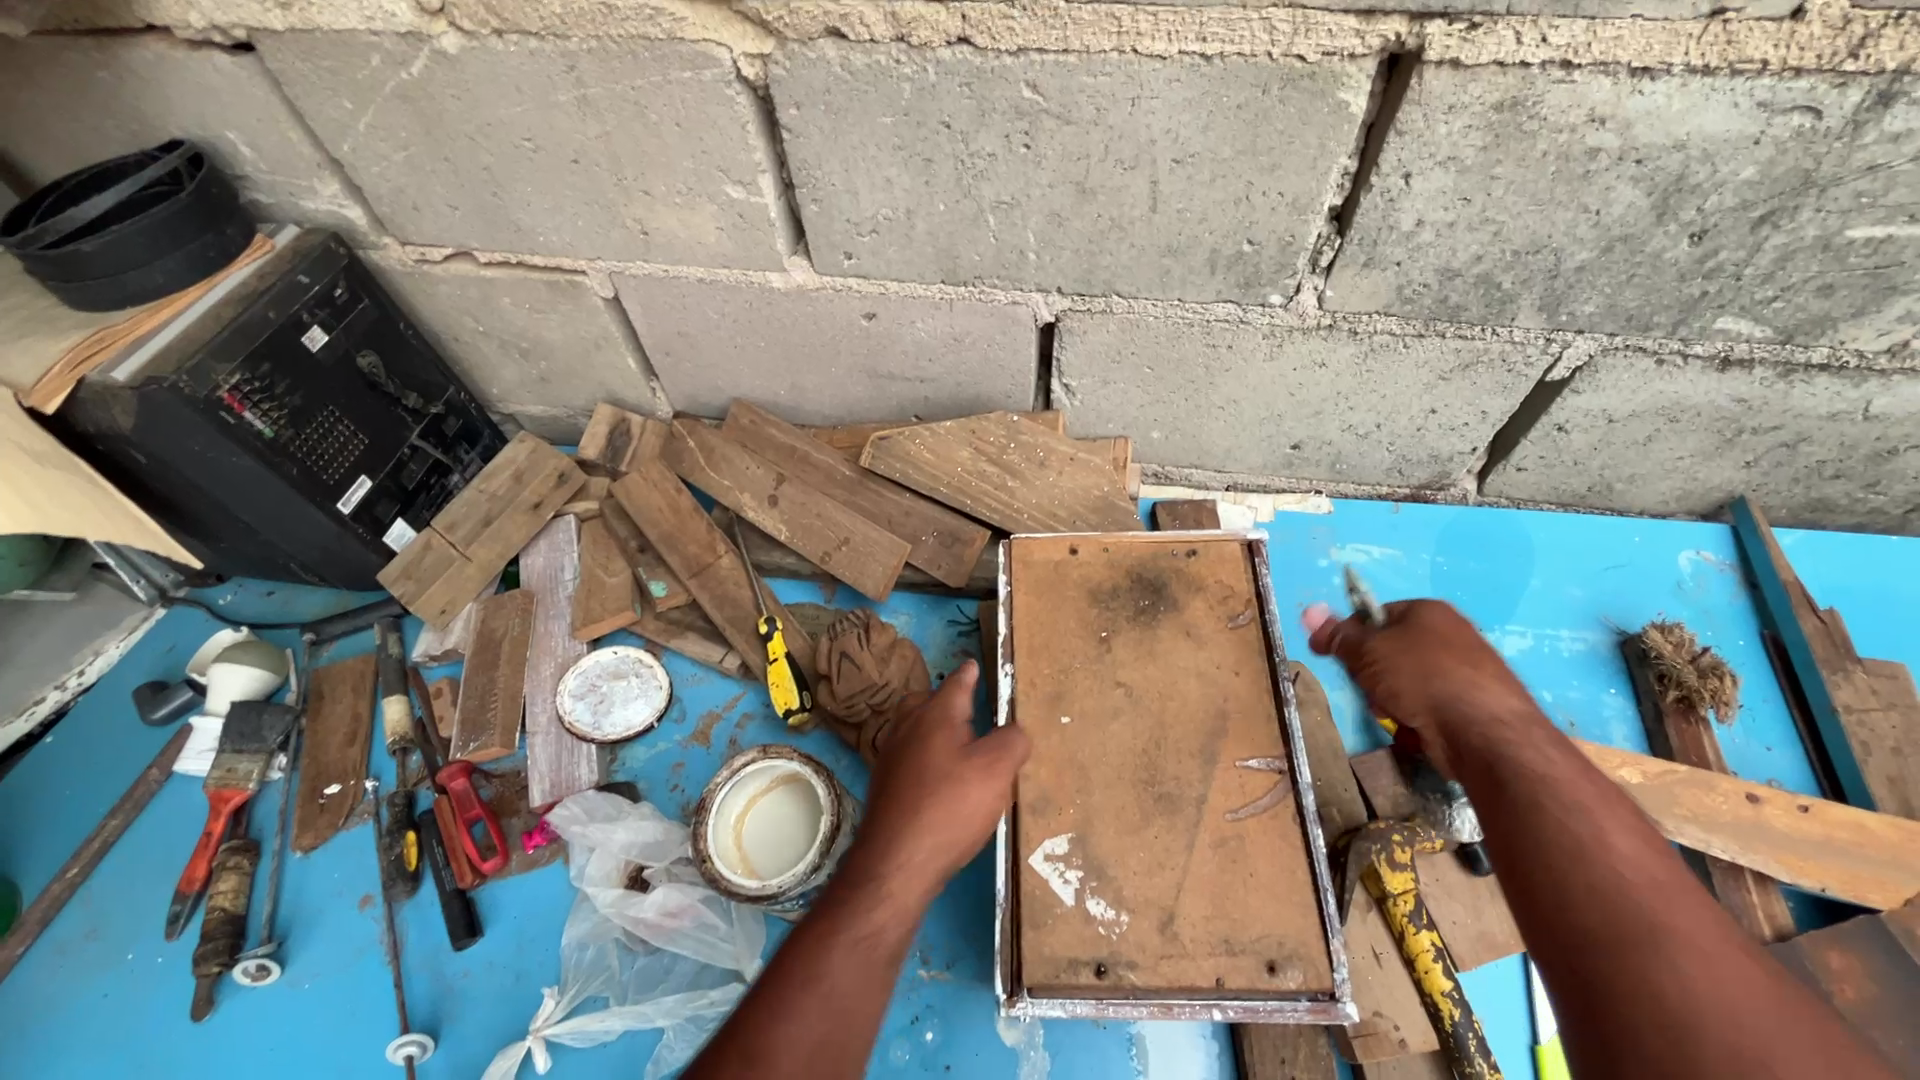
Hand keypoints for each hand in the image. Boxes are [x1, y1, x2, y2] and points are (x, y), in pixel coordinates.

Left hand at [843, 660, 1029, 910]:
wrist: (896, 860)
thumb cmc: (950, 807)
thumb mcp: (997, 770)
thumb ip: (1012, 742)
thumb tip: (1013, 732)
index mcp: (935, 715)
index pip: (956, 684)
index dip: (969, 674)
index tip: (973, 665)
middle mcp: (907, 728)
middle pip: (924, 702)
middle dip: (944, 699)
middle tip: (966, 707)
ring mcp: (890, 758)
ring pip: (912, 729)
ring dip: (932, 729)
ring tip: (955, 743)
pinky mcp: (884, 788)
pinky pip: (907, 758)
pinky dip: (924, 757)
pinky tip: (937, 779)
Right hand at [1304, 599, 1544, 774]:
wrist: (1485, 731)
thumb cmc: (1421, 677)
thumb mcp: (1368, 652)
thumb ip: (1338, 636)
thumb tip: (1309, 610)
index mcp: (1427, 611)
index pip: (1376, 615)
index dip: (1352, 637)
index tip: (1338, 658)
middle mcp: (1450, 634)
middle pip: (1389, 651)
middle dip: (1372, 675)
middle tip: (1370, 690)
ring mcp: (1465, 670)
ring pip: (1405, 682)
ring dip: (1390, 700)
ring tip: (1396, 714)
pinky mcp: (1473, 703)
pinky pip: (1427, 705)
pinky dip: (1416, 717)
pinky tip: (1417, 729)